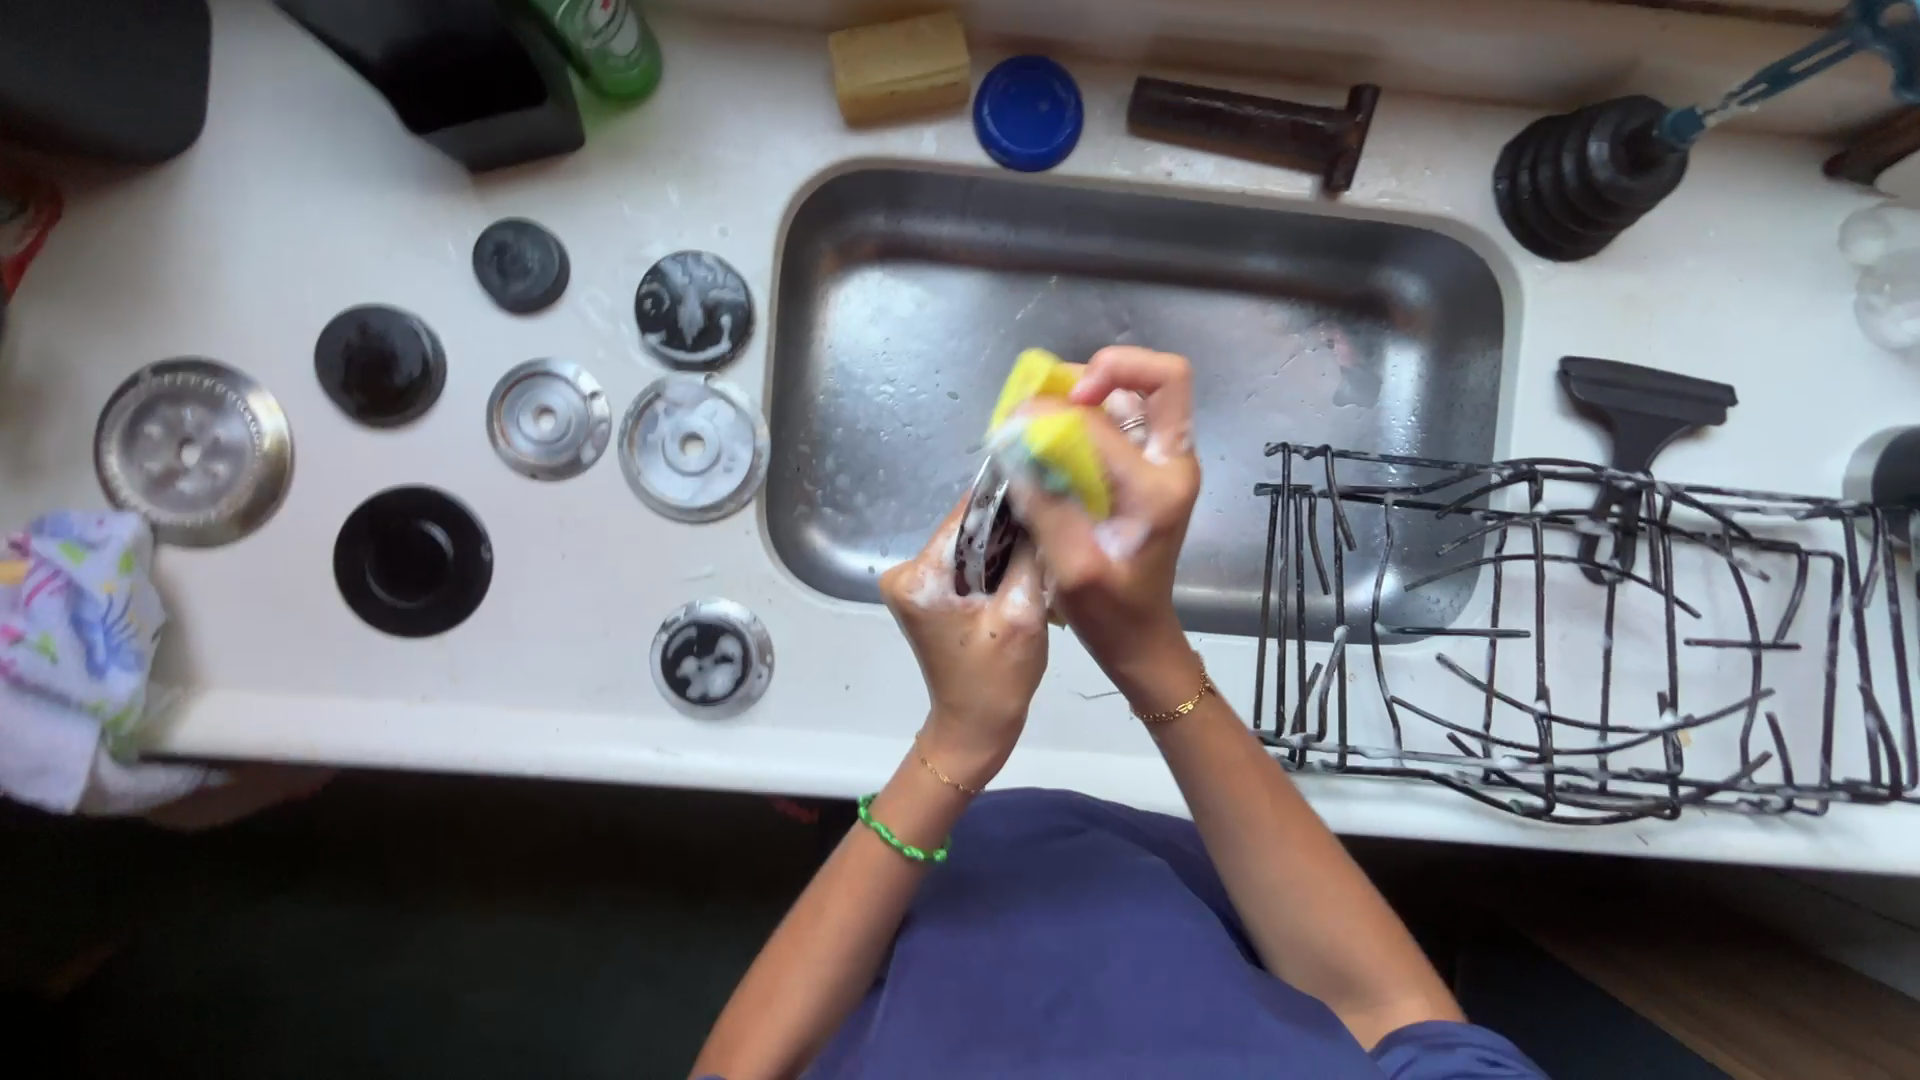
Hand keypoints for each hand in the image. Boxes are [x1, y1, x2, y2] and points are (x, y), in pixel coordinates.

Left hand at [879, 495, 1048, 786]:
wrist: (975, 727)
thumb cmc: (998, 678)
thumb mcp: (1023, 612)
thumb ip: (1028, 554)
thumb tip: (1039, 506)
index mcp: (920, 576)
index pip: (967, 514)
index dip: (1009, 501)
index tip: (1048, 493)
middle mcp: (905, 572)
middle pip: (967, 528)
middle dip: (1008, 529)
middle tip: (1051, 531)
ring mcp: (914, 584)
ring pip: (970, 544)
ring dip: (1004, 547)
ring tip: (1042, 554)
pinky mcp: (927, 594)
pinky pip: (967, 563)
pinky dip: (994, 565)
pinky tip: (1022, 573)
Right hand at [1011, 346, 1203, 709]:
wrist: (1138, 633)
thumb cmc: (1110, 611)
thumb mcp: (1072, 568)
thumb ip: (1047, 502)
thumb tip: (1017, 442)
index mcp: (1159, 488)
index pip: (1108, 419)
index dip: (1058, 410)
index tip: (1023, 422)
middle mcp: (1172, 463)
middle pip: (1158, 379)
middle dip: (1099, 372)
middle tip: (1049, 395)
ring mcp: (1163, 462)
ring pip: (1140, 390)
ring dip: (1091, 386)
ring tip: (1044, 406)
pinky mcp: (1148, 467)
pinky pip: (1125, 415)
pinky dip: (1088, 409)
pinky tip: (1052, 429)